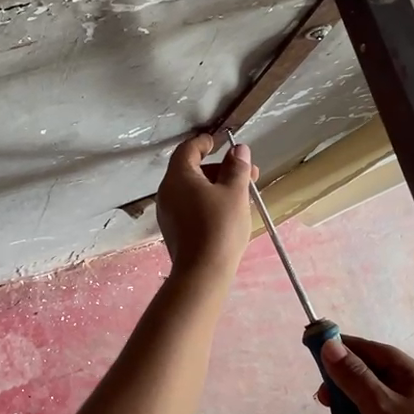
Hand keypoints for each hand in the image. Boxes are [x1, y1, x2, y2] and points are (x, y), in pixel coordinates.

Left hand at [154, 134, 255, 275]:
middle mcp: (167, 191)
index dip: (204, 142)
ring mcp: (167, 211)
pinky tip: (227, 211)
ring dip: (215, 185)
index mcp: (178, 176)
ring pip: (192, 189)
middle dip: (219, 168)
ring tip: (242, 194)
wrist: (203, 272)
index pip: (188, 149)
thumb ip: (237, 168)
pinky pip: (189, 205)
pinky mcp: (173, 228)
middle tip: (246, 173)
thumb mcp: (235, 193)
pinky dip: (206, 200)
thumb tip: (239, 150)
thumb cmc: (220, 226)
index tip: (219, 141)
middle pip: (191, 169)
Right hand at [316, 335, 413, 413]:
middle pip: (368, 376)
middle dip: (341, 387)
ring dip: (347, 412)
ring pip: (368, 401)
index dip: (344, 348)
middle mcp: (412, 388)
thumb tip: (329, 344)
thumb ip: (352, 375)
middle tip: (322, 401)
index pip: (372, 350)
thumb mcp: (377, 406)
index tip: (317, 354)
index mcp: (411, 374)